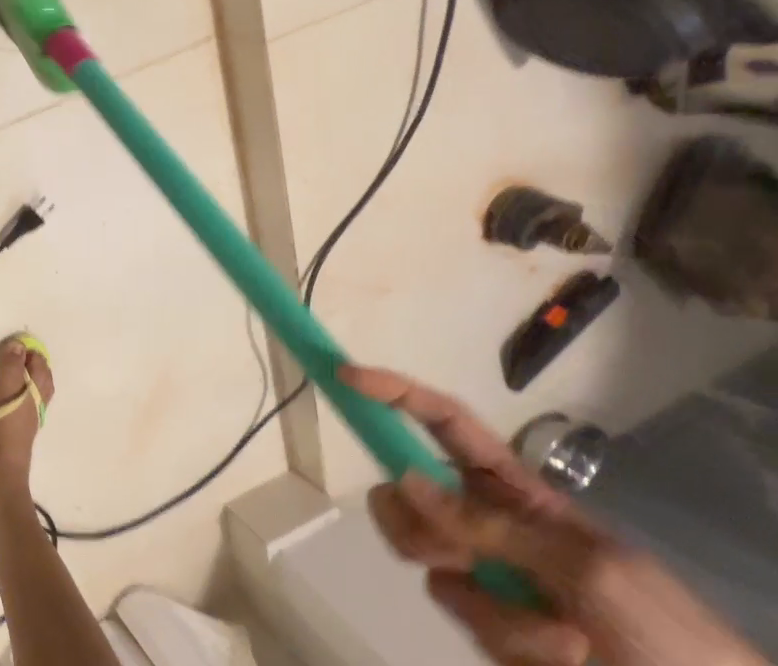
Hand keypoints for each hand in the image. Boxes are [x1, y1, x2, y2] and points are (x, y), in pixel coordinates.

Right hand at [343, 365, 762, 665]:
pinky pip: (457, 614)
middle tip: (456, 558)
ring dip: (486, 605)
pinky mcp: (487, 623)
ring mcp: (486, 574)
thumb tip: (405, 479)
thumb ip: (492, 526)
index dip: (395, 393)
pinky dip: (506, 640)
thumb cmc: (666, 633)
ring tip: (554, 640)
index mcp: (519, 493)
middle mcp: (489, 524)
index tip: (345, 374)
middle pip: (404, 495)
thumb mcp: (585, 569)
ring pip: (423, 559)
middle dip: (418, 526)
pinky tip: (553, 658)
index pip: (446, 425)